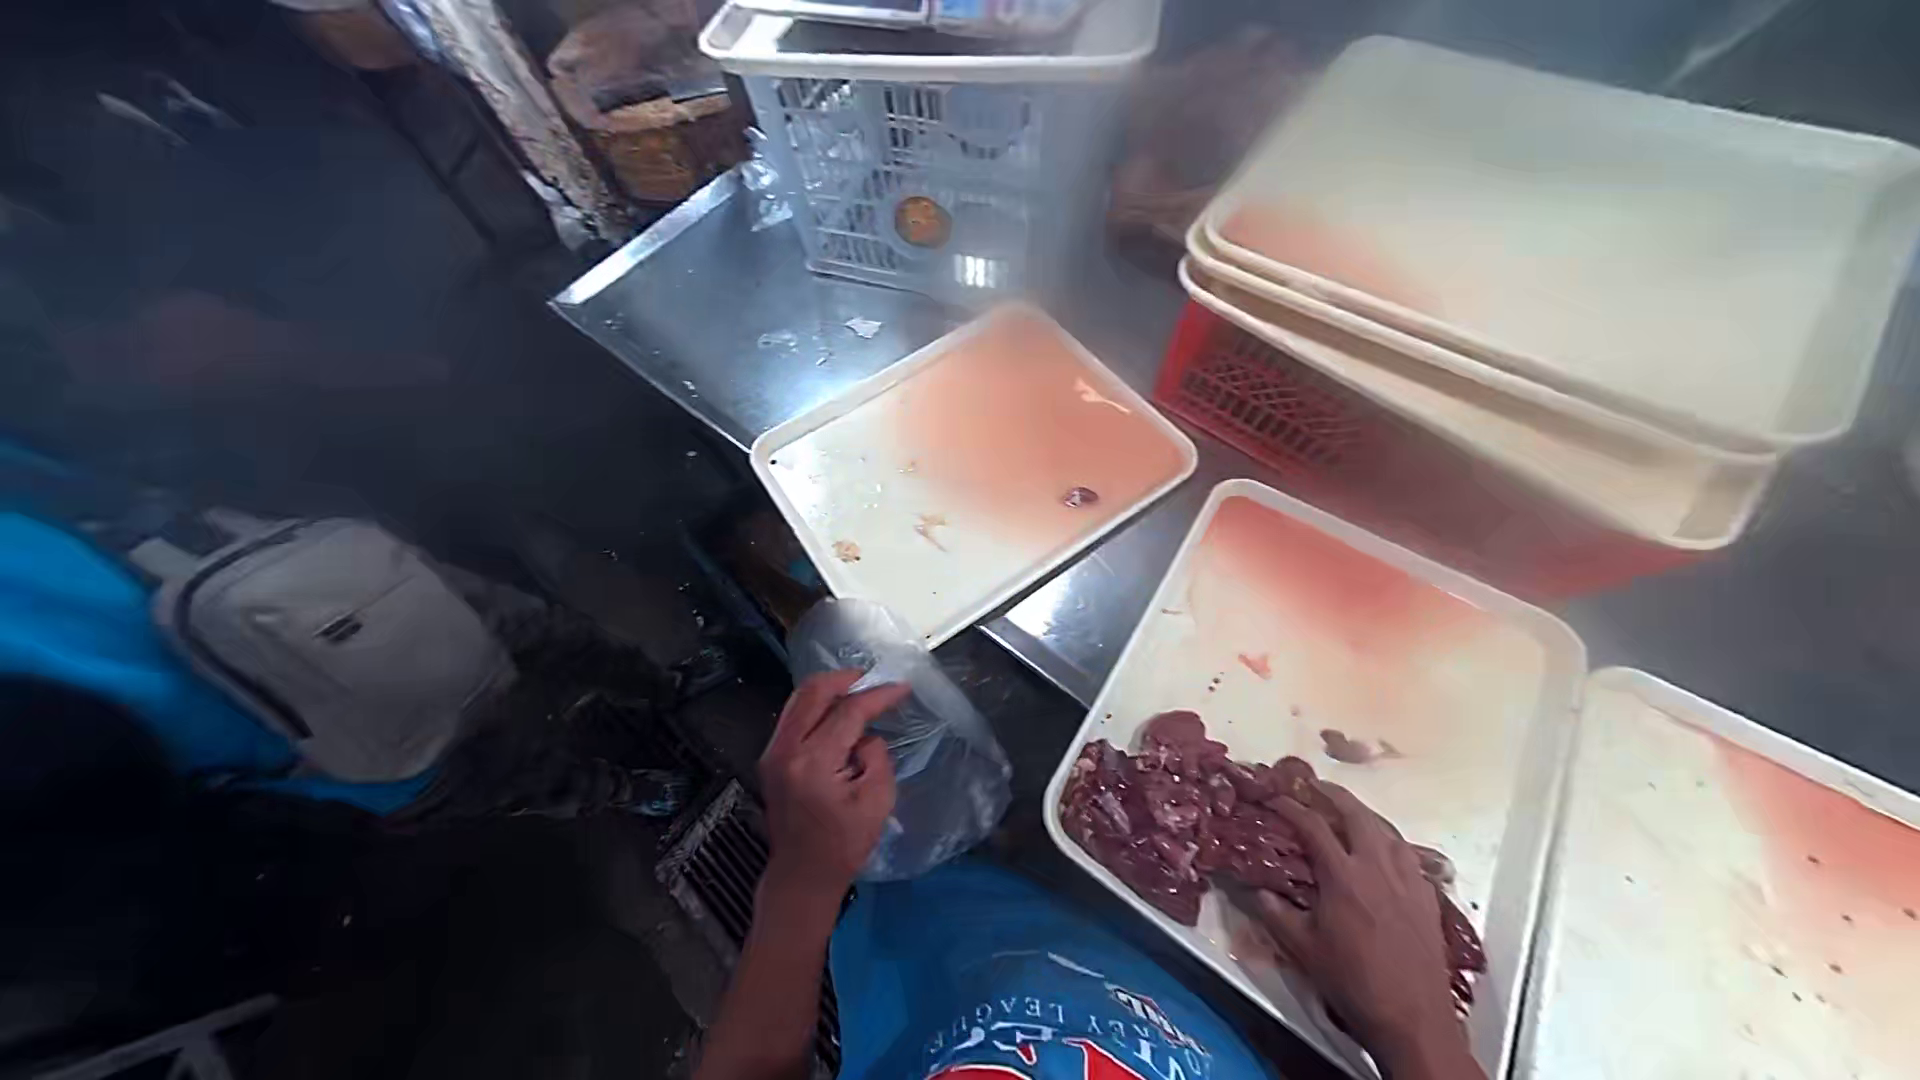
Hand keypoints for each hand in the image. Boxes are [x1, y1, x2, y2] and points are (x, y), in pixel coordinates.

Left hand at [758, 671, 907, 898]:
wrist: (802, 875)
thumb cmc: (843, 844)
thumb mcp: (877, 802)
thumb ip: (876, 757)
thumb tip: (866, 736)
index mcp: (814, 763)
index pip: (848, 712)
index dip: (878, 695)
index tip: (901, 688)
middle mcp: (786, 751)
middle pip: (815, 692)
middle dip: (848, 679)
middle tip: (875, 678)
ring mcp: (772, 753)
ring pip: (799, 698)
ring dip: (830, 687)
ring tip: (859, 689)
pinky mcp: (770, 758)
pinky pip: (794, 714)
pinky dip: (817, 703)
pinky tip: (838, 709)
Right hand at [1255, 782, 1481, 1079]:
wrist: (1414, 1022)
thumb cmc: (1352, 981)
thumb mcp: (1300, 947)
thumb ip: (1273, 910)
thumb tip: (1254, 887)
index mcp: (1343, 876)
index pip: (1312, 825)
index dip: (1289, 806)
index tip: (1273, 798)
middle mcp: (1377, 869)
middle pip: (1356, 815)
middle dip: (1332, 794)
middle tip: (1314, 785)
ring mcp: (1407, 883)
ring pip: (1387, 831)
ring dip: (1364, 814)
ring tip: (1347, 811)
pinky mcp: (1428, 900)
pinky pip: (1410, 856)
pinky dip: (1391, 842)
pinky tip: (1383, 849)